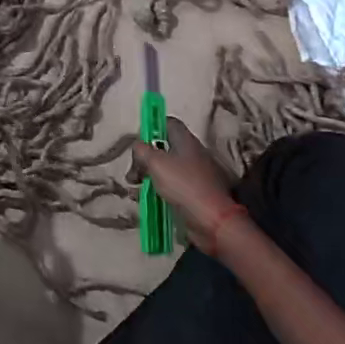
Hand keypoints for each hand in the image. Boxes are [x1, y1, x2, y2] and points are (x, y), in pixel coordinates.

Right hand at [131, 119, 244, 255]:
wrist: (212, 220)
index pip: (167, 123)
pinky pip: (173, 187)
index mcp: (185, 140)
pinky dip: (159, 191)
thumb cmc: (182, 185)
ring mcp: (195, 175)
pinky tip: (147, 201)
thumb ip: (142, 151)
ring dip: (149, 177)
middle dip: (145, 159)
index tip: (138, 144)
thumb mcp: (155, 163)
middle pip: (164, 148)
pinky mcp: (195, 194)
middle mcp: (192, 154)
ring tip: (135, 190)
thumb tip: (138, 147)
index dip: (151, 128)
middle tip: (133, 174)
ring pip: (166, 169)